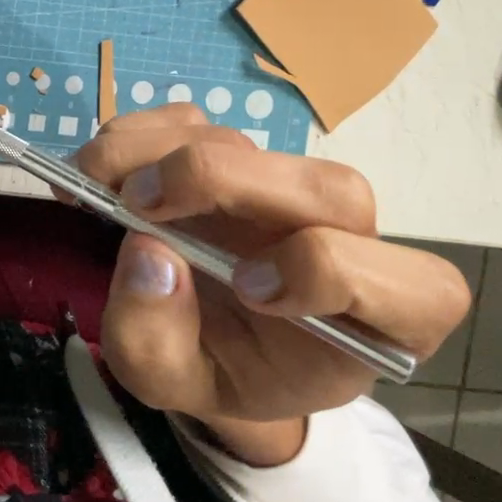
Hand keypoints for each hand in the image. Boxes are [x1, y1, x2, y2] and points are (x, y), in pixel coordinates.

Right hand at [75, 105, 470, 461]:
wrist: (195, 334)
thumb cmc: (212, 367)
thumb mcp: (171, 381)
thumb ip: (153, 338)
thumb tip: (148, 251)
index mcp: (372, 323)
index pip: (411, 286)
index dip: (325, 271)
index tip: (242, 289)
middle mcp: (340, 238)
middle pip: (325, 187)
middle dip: (217, 181)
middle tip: (134, 205)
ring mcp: (280, 183)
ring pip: (239, 140)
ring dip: (149, 153)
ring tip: (89, 188)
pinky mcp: (228, 150)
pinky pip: (187, 119)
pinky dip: (130, 136)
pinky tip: (96, 174)